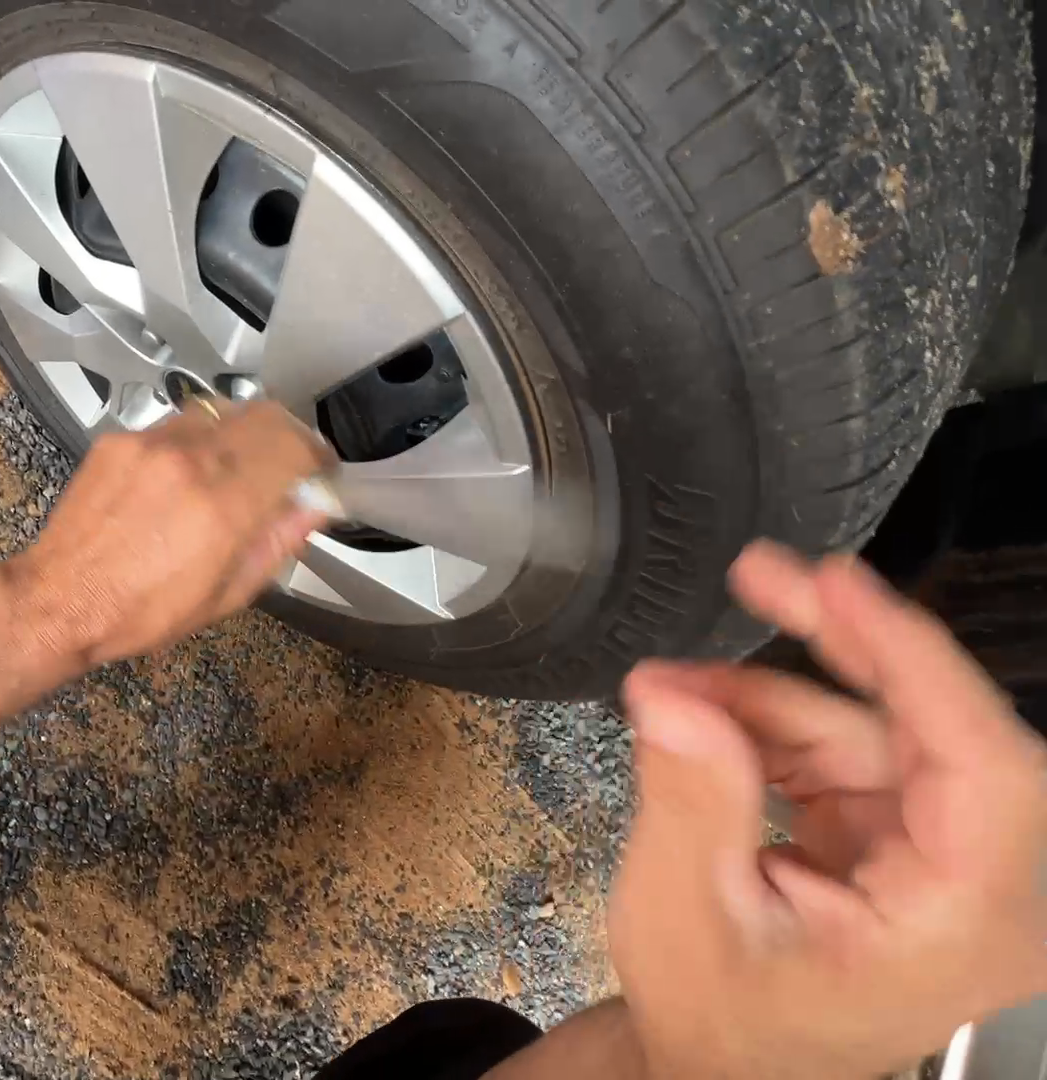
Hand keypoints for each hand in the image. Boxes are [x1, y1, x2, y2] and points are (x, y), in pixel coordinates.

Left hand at [3, 398, 330, 669]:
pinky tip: (181, 476)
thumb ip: (277, 543)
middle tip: (285, 464)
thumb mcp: (225, 595)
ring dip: (238, 434)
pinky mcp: (118, 440)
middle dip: (286, 436)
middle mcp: (188, 460)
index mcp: (222, 504)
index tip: (319, 468)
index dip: (318, 454)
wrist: (61, 599)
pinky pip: (174, 423)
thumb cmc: (139, 611)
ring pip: (219, 409)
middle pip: (264, 413)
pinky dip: (193, 441)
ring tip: (230, 472)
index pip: (295, 445)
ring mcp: (149, 443)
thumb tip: (312, 508)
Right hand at [609, 541, 1046, 1079]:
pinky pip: (819, 757)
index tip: (833, 584)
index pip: (981, 766)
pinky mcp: (871, 841)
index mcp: (962, 914)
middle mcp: (969, 876)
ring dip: (750, 701)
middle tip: (756, 576)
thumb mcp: (684, 908)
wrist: (714, 1060)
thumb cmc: (713, 1006)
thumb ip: (688, 801)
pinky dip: (746, 730)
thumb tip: (667, 695)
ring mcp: (921, 855)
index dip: (914, 662)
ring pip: (852, 734)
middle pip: (923, 728)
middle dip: (834, 647)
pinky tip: (685, 728)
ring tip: (656, 693)